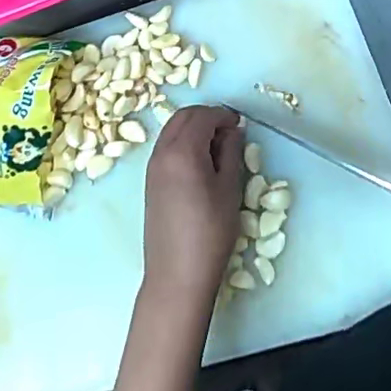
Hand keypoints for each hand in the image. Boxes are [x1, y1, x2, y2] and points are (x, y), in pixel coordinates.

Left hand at [114, 107, 244, 390]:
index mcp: (182, 150)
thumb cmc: (210, 233)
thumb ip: (231, 152)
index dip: (223, 115)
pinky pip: (166, 145)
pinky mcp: (150, 180)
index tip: (240, 123)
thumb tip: (233, 130)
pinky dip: (183, 141)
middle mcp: (162, 151)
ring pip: (172, 129)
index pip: (202, 116)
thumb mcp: (229, 189)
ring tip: (217, 146)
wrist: (177, 275)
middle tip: (229, 130)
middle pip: (183, 116)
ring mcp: (152, 165)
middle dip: (207, 116)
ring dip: (193, 127)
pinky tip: (200, 161)